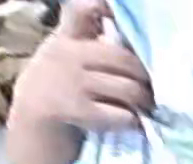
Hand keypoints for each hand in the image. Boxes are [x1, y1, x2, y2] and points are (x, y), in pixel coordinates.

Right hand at [10, 0, 152, 131]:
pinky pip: (124, 116)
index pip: (82, 10)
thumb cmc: (63, 85)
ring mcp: (73, 83)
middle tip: (155, 91)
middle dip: (147, 77)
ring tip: (148, 108)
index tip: (114, 10)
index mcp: (68, 38)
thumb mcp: (68, 52)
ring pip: (130, 89)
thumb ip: (86, 31)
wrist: (37, 122)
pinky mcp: (80, 111)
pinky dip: (135, 122)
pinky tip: (134, 124)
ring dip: (146, 102)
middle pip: (125, 60)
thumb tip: (108, 7)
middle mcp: (68, 55)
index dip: (103, 7)